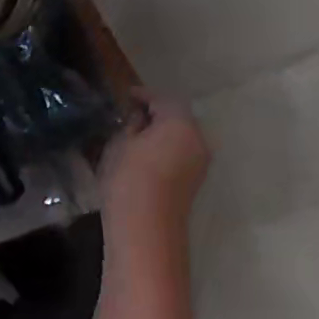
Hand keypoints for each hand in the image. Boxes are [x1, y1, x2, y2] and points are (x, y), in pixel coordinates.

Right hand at [99, 95, 209, 228]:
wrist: (145, 224)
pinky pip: (180, 152)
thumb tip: (136, 118)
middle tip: (126, 116)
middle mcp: (198, 139)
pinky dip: (163, 147)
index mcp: (180, 125)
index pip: (165, 100)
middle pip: (178, 118)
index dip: (144, 94)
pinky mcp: (193, 179)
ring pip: (180, 136)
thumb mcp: (118, 145)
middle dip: (154, 114)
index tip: (125, 95)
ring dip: (159, 132)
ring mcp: (200, 161)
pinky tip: (141, 156)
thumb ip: (129, 126)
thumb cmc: (127, 178)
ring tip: (131, 136)